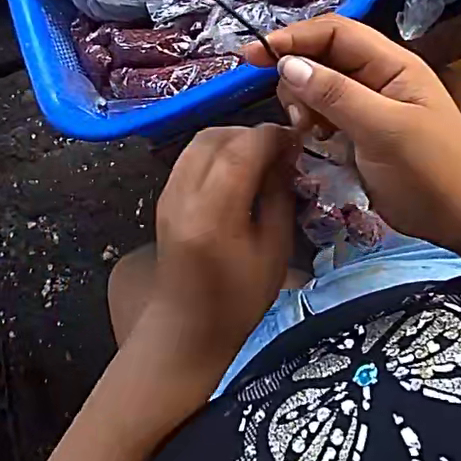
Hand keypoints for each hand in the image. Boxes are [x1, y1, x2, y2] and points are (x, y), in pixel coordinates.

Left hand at [142, 124, 295, 368]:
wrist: (187, 327)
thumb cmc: (240, 298)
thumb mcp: (275, 249)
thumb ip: (280, 196)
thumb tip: (287, 155)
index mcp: (213, 216)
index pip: (241, 151)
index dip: (271, 136)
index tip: (296, 138)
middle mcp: (183, 197)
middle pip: (216, 138)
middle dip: (252, 133)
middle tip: (281, 148)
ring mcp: (168, 195)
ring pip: (199, 141)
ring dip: (233, 138)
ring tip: (261, 155)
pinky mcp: (164, 197)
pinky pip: (190, 156)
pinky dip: (217, 150)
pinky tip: (238, 168)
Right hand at [241, 16, 460, 253]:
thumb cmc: (431, 171)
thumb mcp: (385, 130)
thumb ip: (336, 95)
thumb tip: (288, 63)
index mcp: (392, 64)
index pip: (336, 32)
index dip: (295, 37)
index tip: (255, 55)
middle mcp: (378, 77)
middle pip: (323, 56)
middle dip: (298, 75)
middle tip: (297, 116)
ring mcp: (368, 104)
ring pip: (318, 85)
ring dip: (303, 102)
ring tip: (308, 131)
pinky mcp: (359, 130)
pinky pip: (324, 112)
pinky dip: (311, 121)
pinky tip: (314, 138)